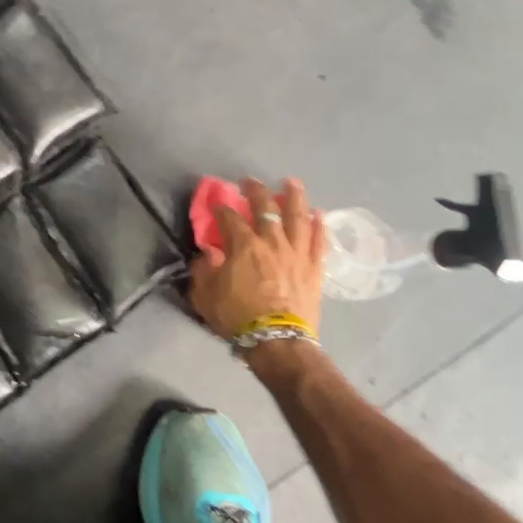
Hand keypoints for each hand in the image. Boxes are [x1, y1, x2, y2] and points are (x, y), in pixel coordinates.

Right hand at [190, 177, 326, 339]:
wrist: (278, 341)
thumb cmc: (237, 317)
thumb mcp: (205, 294)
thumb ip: (203, 269)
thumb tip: (208, 253)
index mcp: (243, 245)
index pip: (230, 218)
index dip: (221, 208)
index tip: (216, 202)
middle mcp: (272, 242)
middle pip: (266, 208)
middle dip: (256, 191)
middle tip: (250, 181)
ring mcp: (296, 253)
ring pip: (297, 217)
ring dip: (294, 197)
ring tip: (292, 182)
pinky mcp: (314, 267)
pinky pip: (318, 241)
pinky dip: (319, 225)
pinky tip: (319, 213)